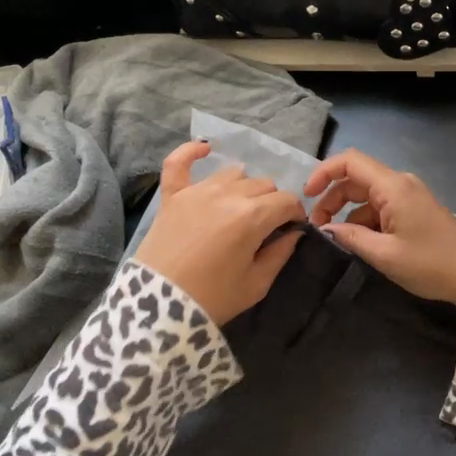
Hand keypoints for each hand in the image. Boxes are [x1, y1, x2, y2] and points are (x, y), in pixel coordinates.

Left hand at [135, 142, 305, 323]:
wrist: (159, 306)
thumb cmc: (213, 298)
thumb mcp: (256, 284)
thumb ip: (280, 253)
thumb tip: (294, 233)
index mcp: (252, 217)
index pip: (287, 201)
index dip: (295, 214)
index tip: (292, 228)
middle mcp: (228, 195)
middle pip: (263, 185)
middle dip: (272, 203)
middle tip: (266, 226)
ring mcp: (197, 191)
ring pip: (234, 173)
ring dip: (244, 187)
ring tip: (240, 208)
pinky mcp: (172, 195)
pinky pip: (179, 162)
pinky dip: (192, 152)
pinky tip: (205, 148)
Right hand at [304, 149, 455, 302]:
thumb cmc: (429, 265)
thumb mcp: (384, 255)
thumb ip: (351, 238)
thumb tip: (327, 230)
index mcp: (393, 187)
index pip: (350, 162)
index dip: (323, 172)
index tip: (306, 196)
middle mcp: (401, 183)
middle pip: (356, 179)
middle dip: (332, 199)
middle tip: (318, 228)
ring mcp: (410, 195)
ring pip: (368, 195)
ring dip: (348, 212)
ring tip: (337, 240)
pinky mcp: (416, 209)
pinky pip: (383, 206)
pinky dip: (366, 219)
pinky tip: (361, 243)